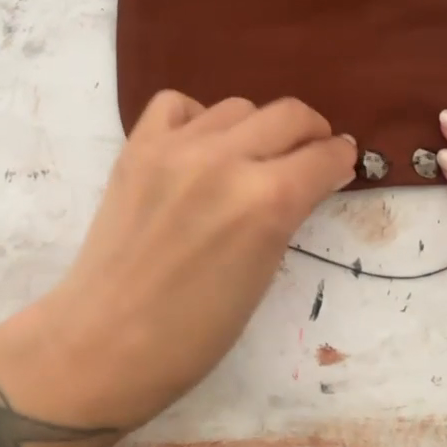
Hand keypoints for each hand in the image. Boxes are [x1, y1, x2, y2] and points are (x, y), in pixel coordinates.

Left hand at [40, 91, 355, 425]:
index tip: (341, 163)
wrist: (105, 342)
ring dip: (256, 128)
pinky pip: (177, 104)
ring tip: (248, 158)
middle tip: (307, 155)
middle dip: (311, 133)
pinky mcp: (137, 147)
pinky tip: (199, 146)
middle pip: (290, 114)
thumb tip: (316, 173)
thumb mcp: (265, 271)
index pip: (324, 155)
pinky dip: (197, 118)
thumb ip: (291, 211)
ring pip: (238, 106)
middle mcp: (225, 160)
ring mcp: (176, 148)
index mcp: (267, 201)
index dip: (341, 159)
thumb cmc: (196, 331)